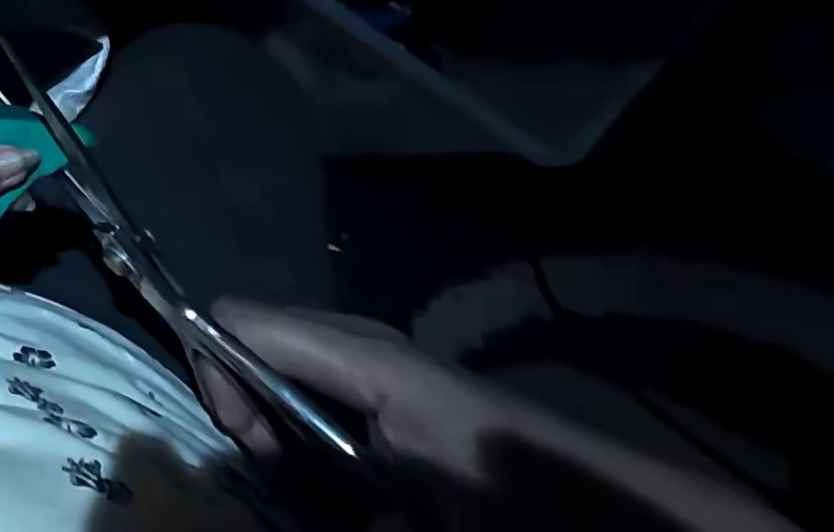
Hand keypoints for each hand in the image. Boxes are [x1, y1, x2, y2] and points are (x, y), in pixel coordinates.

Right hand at [199, 300, 530, 485]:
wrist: (617, 501)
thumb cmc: (522, 501)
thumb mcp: (422, 513)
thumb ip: (341, 500)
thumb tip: (289, 491)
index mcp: (358, 354)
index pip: (237, 320)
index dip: (216, 371)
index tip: (246, 440)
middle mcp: (352, 334)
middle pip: (246, 331)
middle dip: (238, 393)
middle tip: (273, 460)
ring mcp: (366, 346)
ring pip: (270, 347)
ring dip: (263, 402)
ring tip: (298, 463)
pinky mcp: (378, 366)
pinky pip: (302, 364)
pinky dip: (290, 403)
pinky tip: (326, 454)